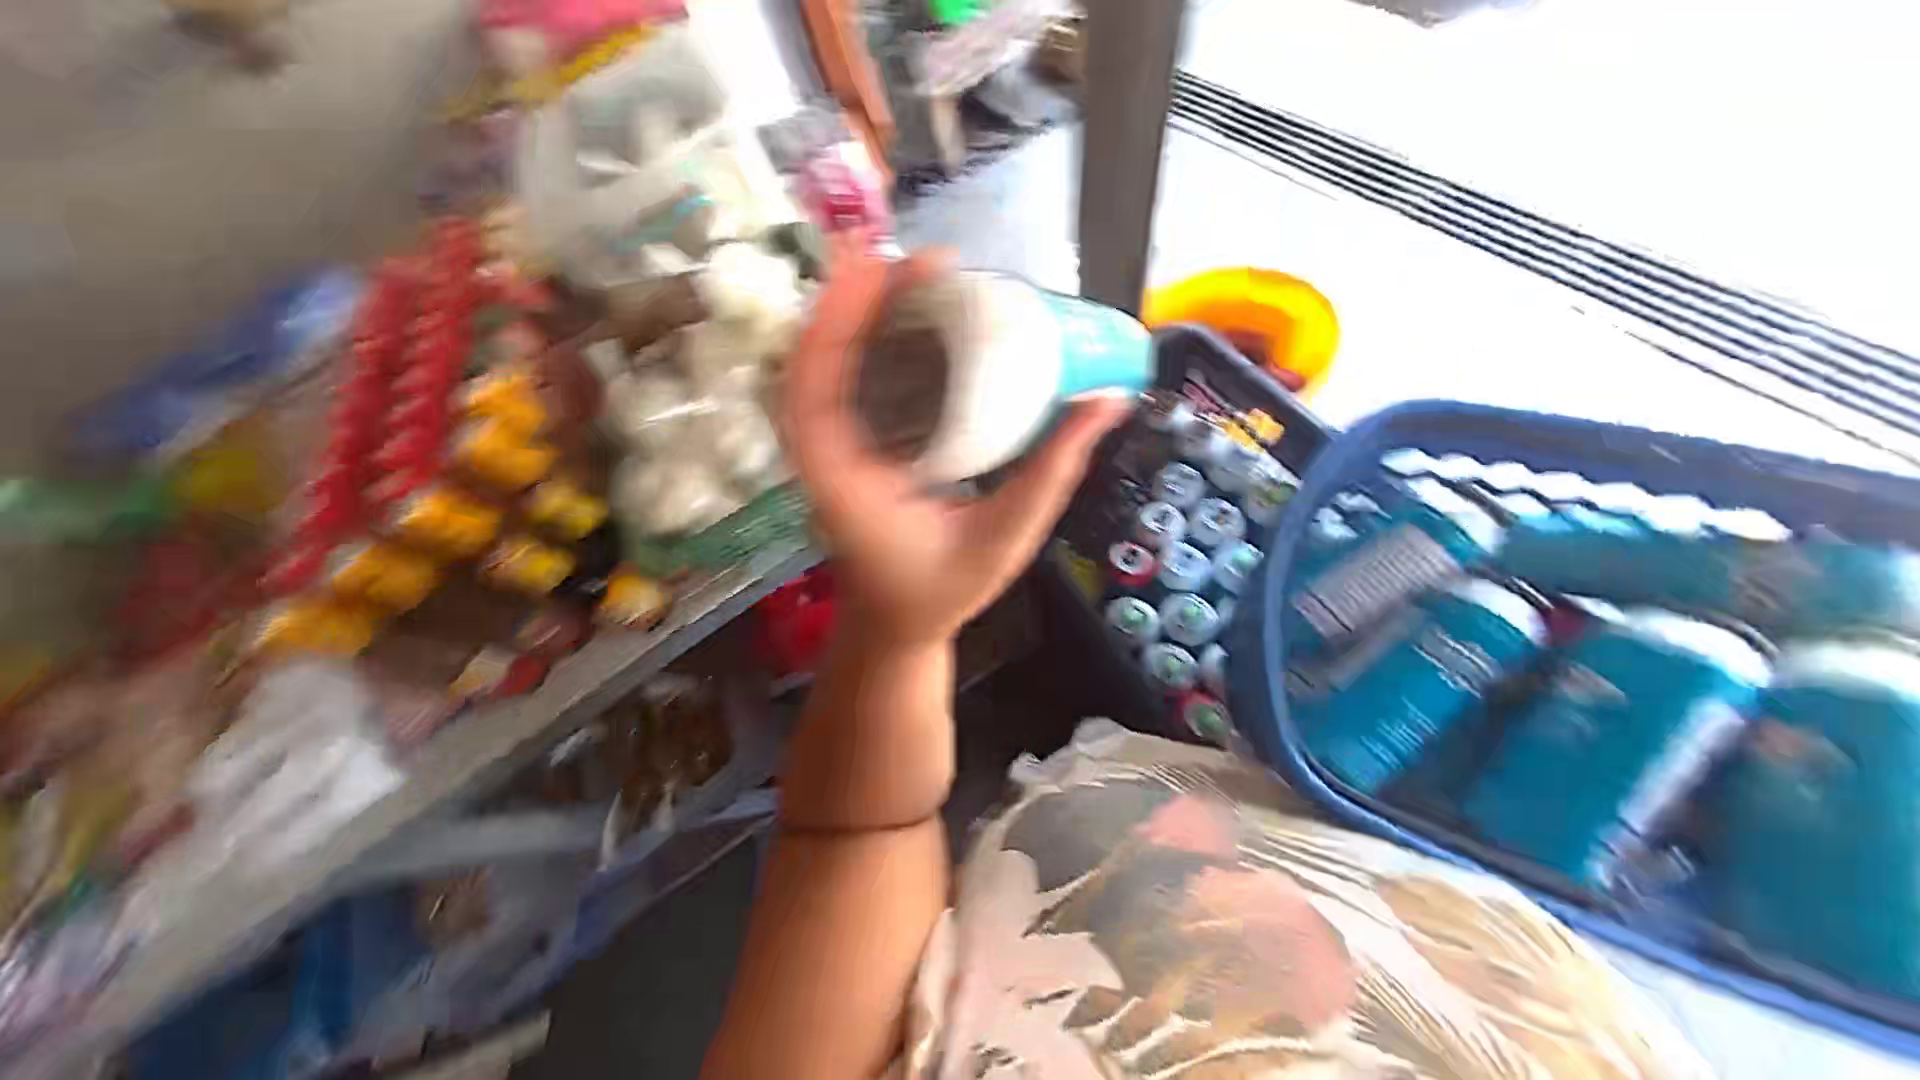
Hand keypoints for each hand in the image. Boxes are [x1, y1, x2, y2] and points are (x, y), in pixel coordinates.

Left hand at [781, 234, 1132, 643]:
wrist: (897, 622)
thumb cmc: (941, 591)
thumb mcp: (1003, 539)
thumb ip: (1052, 472)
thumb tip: (1107, 399)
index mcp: (842, 482)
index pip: (815, 391)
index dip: (838, 323)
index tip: (883, 270)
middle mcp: (823, 457)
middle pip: (817, 362)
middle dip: (855, 299)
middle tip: (920, 259)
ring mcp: (831, 448)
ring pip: (827, 365)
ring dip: (859, 311)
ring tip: (915, 272)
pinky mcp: (849, 444)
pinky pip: (848, 381)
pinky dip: (869, 339)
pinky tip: (910, 315)